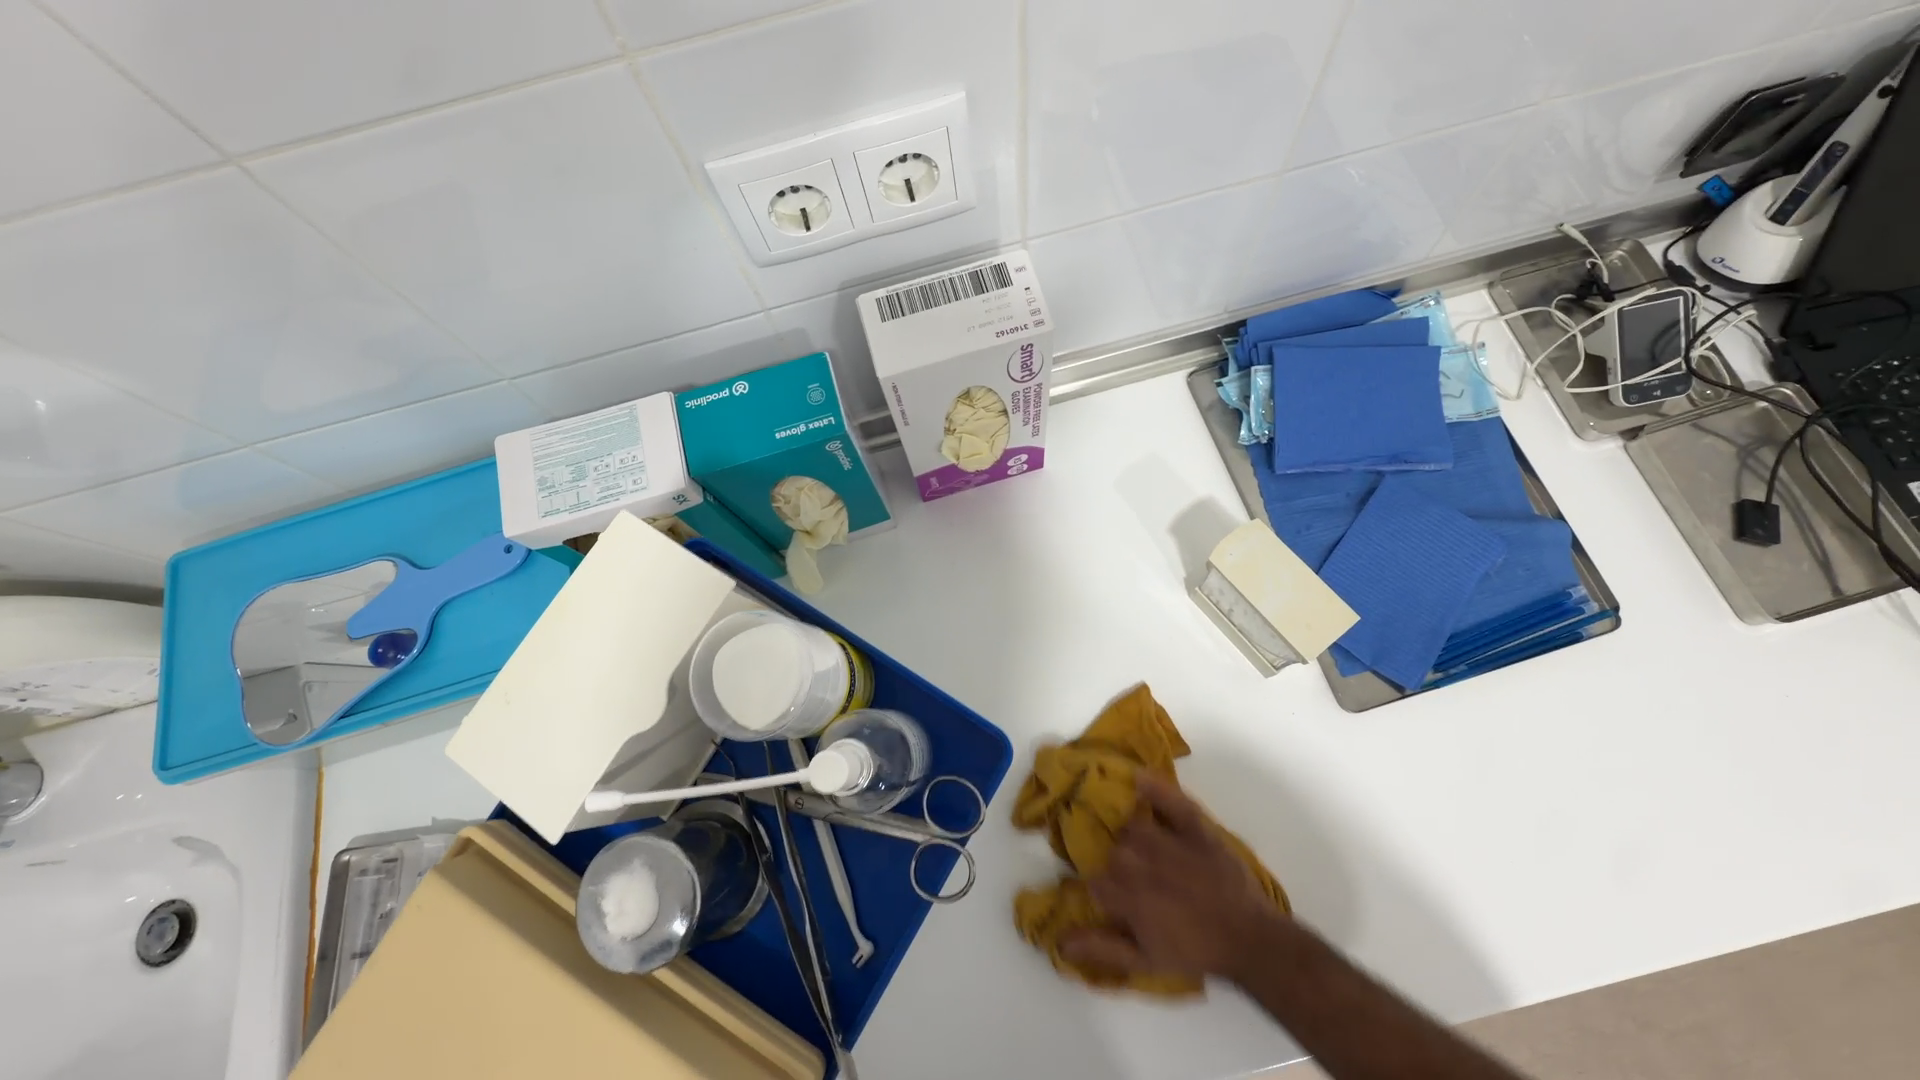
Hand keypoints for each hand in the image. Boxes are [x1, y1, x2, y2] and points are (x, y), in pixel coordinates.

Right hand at [1060, 772, 1289, 982]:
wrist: (1249, 939)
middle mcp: (1143, 865)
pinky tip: (1139, 779)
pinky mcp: (1198, 830)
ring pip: (1134, 826)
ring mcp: (1171, 844)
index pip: (1095, 880)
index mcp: (1129, 897)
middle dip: (1119, 863)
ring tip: (1142, 845)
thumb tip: (1061, 940)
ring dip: (1133, 833)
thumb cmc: (1196, 951)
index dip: (1101, 886)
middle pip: (1114, 851)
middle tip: (1135, 877)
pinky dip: (1155, 787)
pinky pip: (1172, 801)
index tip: (1108, 893)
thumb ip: (1103, 948)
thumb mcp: (1146, 961)